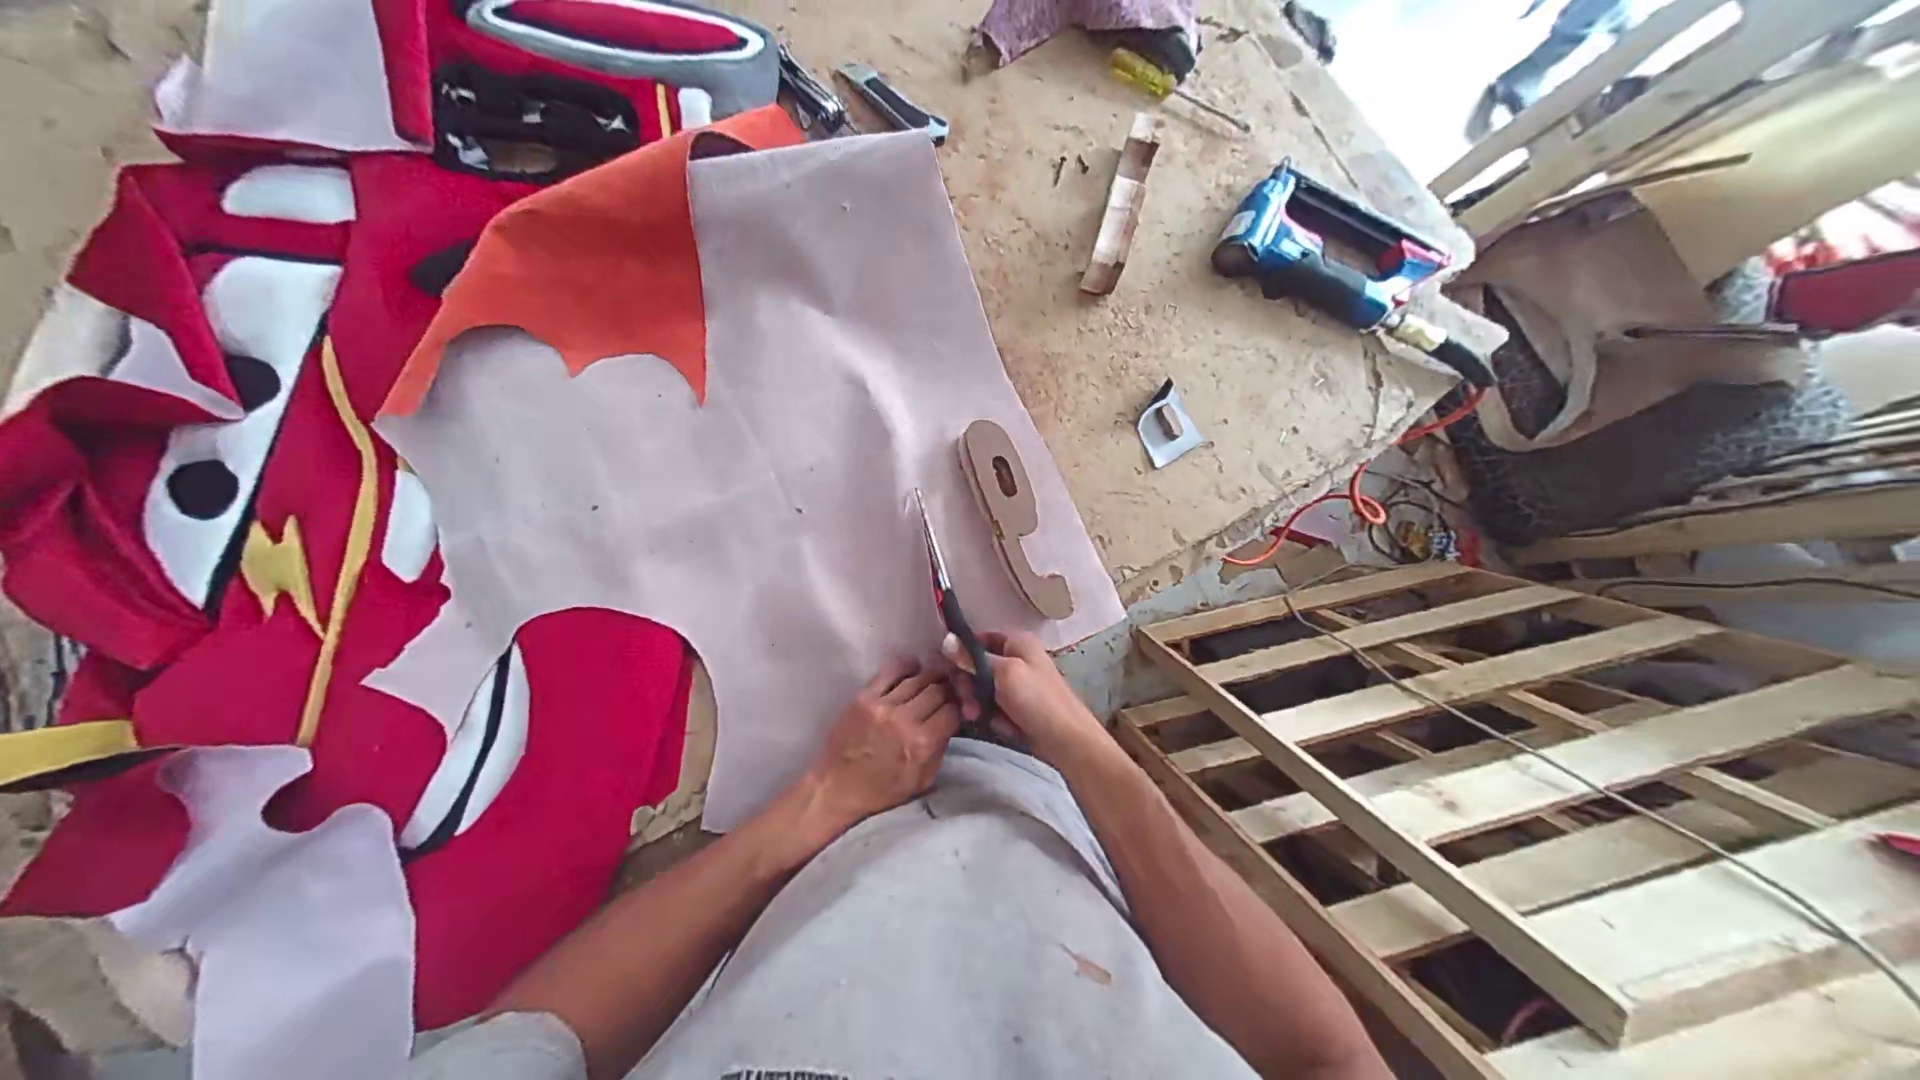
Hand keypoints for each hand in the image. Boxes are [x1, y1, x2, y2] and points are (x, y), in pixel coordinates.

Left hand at [801, 658, 960, 834]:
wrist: (837, 788)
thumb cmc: (882, 790)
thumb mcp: (921, 779)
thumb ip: (940, 748)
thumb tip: (950, 721)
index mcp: (922, 742)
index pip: (953, 710)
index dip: (959, 708)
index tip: (957, 709)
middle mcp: (905, 719)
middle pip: (938, 690)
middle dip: (948, 690)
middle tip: (948, 692)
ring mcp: (883, 705)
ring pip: (918, 678)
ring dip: (931, 677)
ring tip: (935, 679)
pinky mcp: (864, 697)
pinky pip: (890, 671)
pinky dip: (906, 666)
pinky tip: (913, 667)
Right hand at [942, 631, 1106, 767]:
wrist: (1065, 740)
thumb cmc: (1036, 699)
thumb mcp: (1003, 672)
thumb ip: (973, 658)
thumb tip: (946, 639)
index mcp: (1017, 642)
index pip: (978, 639)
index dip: (961, 652)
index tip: (947, 669)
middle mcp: (1016, 658)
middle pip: (977, 665)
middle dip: (968, 684)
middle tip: (966, 700)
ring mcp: (1017, 683)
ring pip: (982, 688)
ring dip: (977, 702)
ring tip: (976, 716)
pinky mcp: (1017, 705)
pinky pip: (993, 705)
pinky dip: (991, 714)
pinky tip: (997, 724)